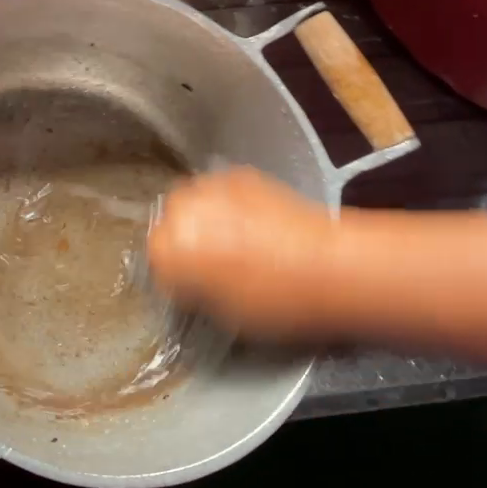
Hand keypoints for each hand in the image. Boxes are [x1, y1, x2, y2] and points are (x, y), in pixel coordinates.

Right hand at [146, 168, 338, 332]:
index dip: (174, 278)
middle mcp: (180, 208)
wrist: (331, 266)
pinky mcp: (240, 173)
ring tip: (233, 240)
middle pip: (170, 223)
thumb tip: (191, 285)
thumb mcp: (222, 314)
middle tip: (213, 264)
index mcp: (168, 247)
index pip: (155, 261)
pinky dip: (229, 204)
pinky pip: (221, 191)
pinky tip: (254, 223)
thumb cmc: (275, 302)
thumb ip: (194, 292)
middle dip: (185, 240)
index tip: (194, 289)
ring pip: (194, 202)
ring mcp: (210, 185)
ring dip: (204, 218)